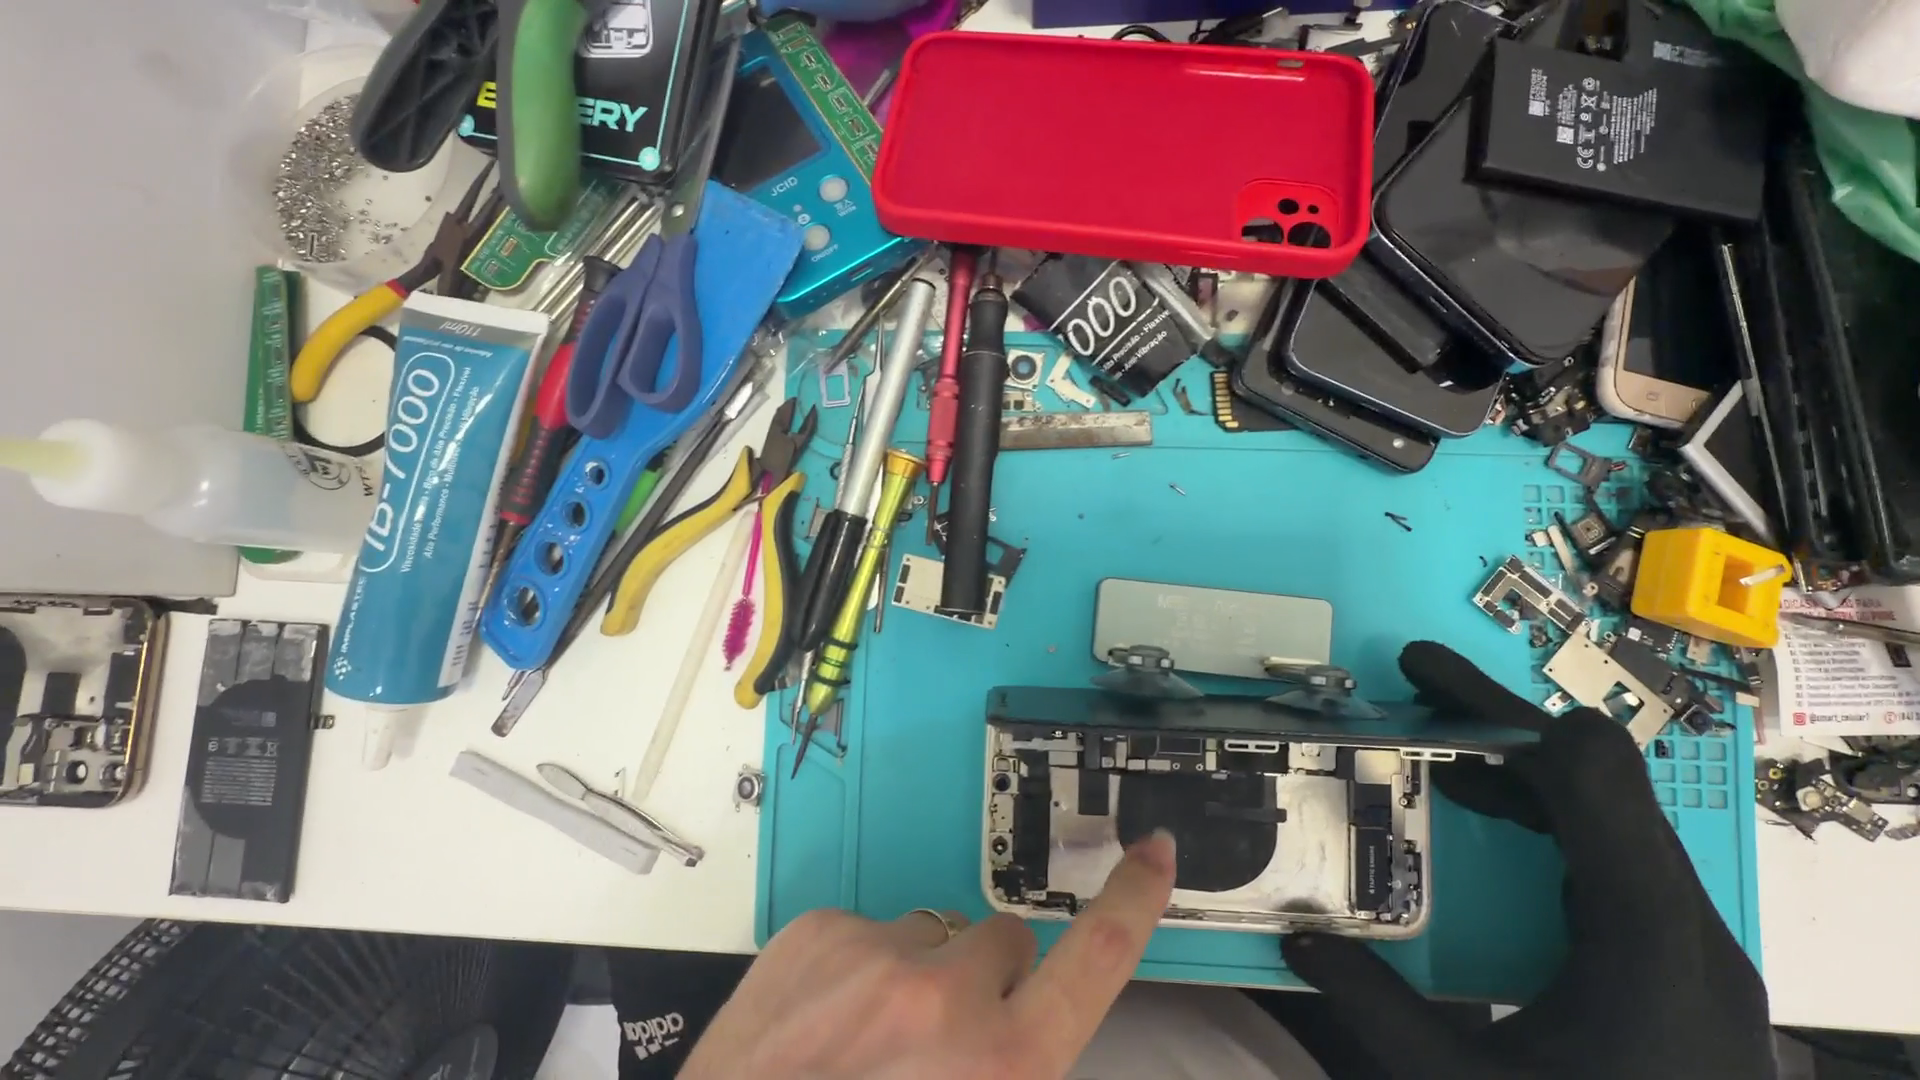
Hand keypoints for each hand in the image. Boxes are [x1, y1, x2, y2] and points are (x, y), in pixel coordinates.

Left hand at [680, 830, 1177, 1078]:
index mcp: (1004, 1064)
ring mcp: (875, 950)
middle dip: (986, 979)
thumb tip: (1020, 1028)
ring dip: (916, 973)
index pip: (1096, 960)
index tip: (1153, 851)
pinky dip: (857, 967)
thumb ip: (1012, 1064)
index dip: (1133, 902)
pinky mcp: (817, 927)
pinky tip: (820, 1023)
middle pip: (1004, 939)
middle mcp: (947, 994)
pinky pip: (867, 930)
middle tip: (938, 1042)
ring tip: (864, 1042)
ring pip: (932, 933)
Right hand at [1281, 642, 1771, 1079]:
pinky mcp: (1674, 953)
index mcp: (1644, 934)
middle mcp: (1680, 919)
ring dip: (1520, 768)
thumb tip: (1297, 941)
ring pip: (1609, 810)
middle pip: (1599, 776)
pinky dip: (1540, 813)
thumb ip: (1376, 1010)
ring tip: (1436, 757)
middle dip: (1499, 724)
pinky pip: (1608, 849)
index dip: (1502, 710)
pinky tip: (1487, 824)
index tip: (1421, 676)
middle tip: (1412, 697)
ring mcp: (1685, 936)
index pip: (1589, 774)